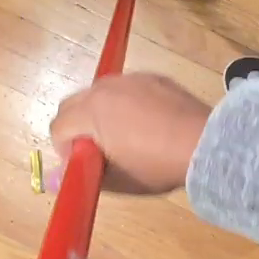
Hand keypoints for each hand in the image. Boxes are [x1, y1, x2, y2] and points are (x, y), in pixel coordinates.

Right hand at [49, 74, 211, 193]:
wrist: (204, 143)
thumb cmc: (156, 165)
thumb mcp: (117, 180)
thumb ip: (82, 176)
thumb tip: (53, 181)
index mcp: (90, 111)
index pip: (58, 127)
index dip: (65, 150)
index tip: (84, 165)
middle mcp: (105, 87)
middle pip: (73, 104)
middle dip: (77, 128)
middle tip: (97, 152)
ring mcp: (131, 78)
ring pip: (100, 94)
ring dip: (100, 113)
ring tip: (125, 137)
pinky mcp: (154, 77)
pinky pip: (127, 89)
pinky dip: (126, 103)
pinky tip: (148, 124)